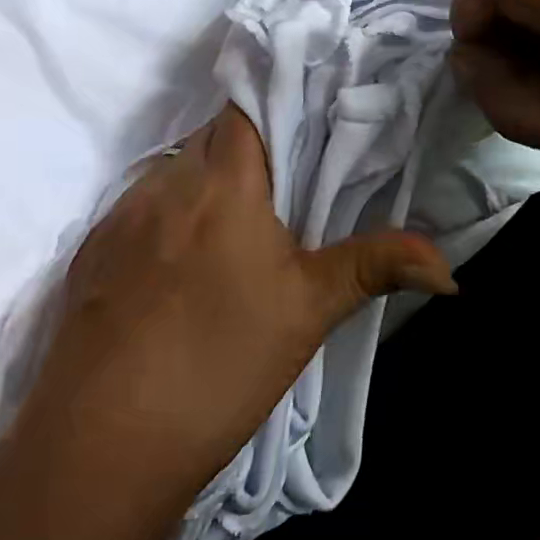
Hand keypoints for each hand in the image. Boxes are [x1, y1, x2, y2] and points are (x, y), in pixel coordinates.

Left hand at [0, 104, 455, 539]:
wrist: (105, 438)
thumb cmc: (220, 362)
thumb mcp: (306, 311)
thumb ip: (374, 267)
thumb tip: (449, 268)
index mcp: (223, 181)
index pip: (243, 106)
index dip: (270, 101)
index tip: (299, 118)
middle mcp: (166, 181)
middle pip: (209, 136)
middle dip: (244, 147)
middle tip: (278, 184)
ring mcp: (120, 212)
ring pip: (171, 170)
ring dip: (202, 182)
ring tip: (229, 226)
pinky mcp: (90, 247)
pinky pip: (136, 206)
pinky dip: (163, 215)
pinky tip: (175, 264)